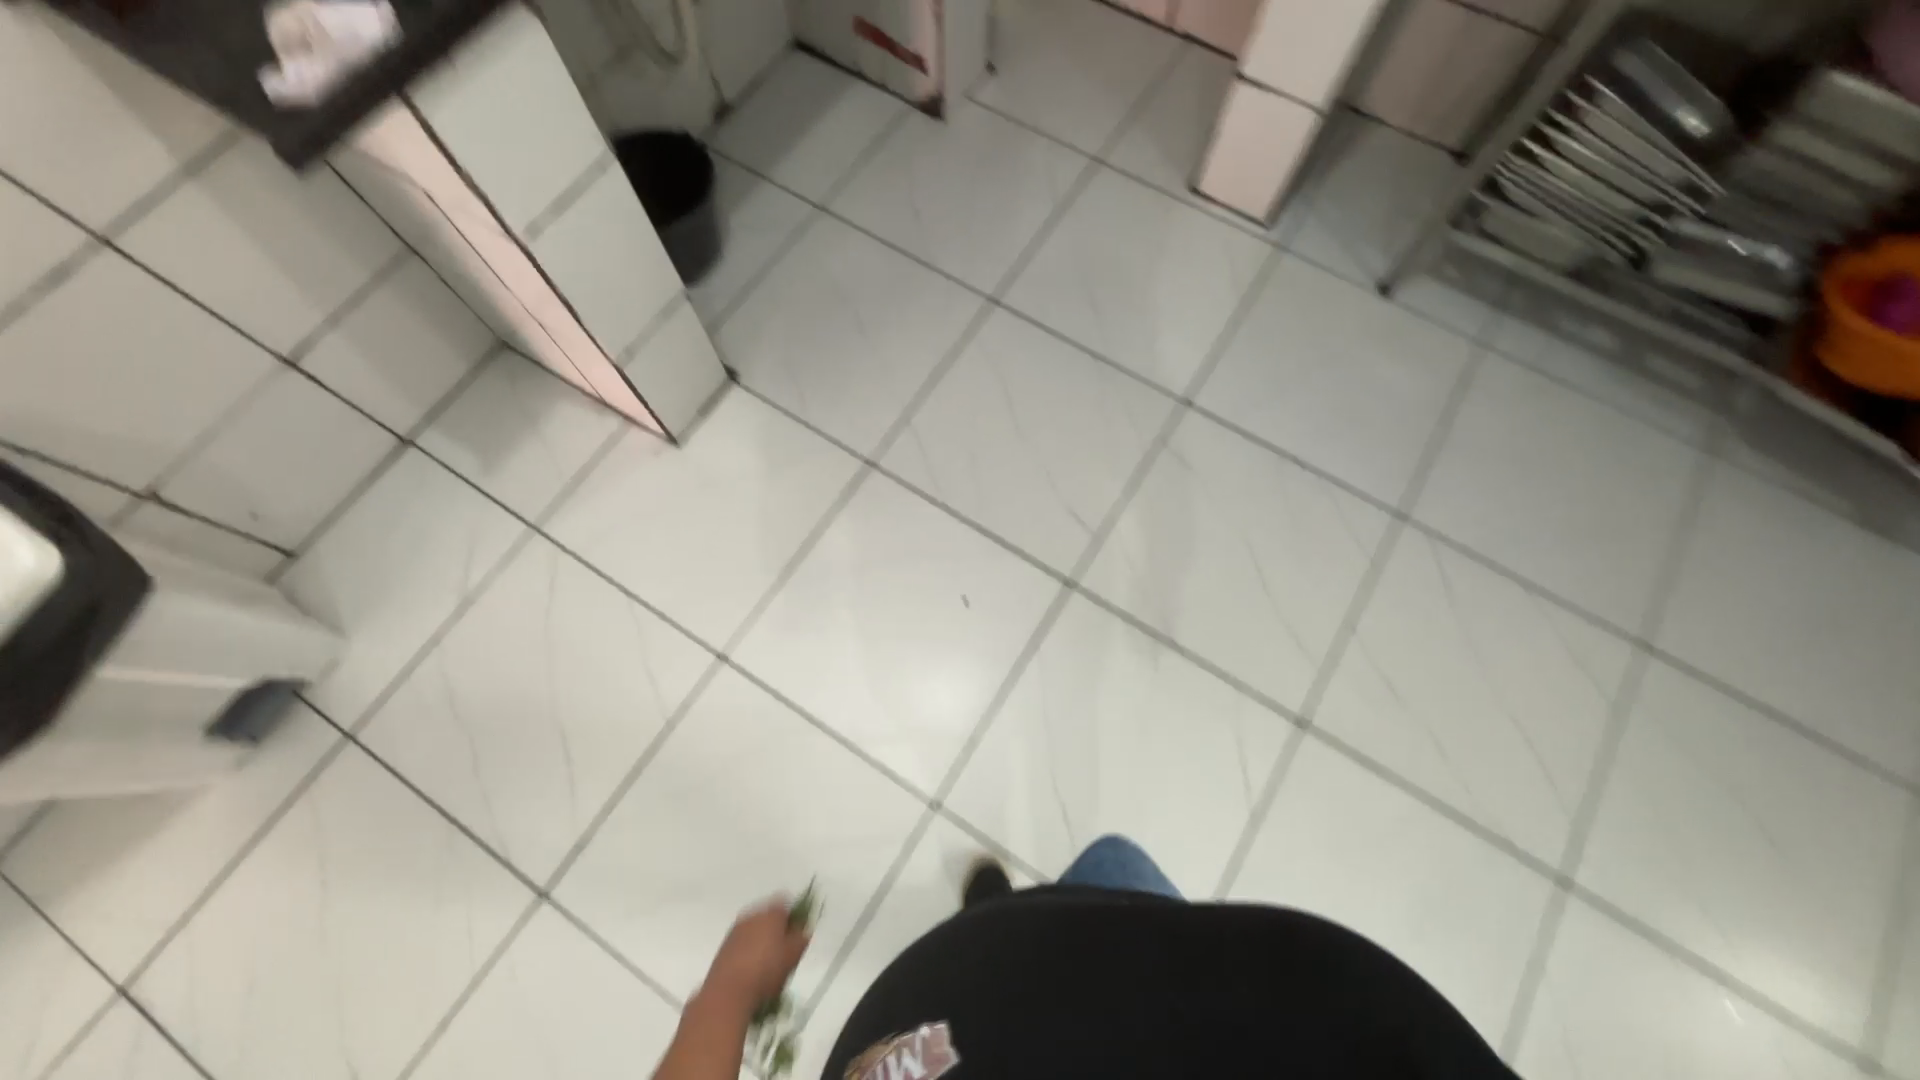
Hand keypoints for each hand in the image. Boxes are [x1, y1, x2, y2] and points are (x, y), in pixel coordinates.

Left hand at [701, 897, 810, 1011]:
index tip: (798, 935)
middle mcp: (752, 915)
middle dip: (777, 929)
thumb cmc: (766, 971)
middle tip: (784, 950)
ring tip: (768, 964)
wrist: (727, 992)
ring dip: (762, 940)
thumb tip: (800, 931)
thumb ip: (801, 938)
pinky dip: (749, 950)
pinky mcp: (723, 947)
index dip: (794, 917)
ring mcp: (735, 930)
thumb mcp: (794, 955)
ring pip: (754, 929)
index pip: (786, 904)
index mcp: (771, 912)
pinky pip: (742, 942)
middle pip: (769, 916)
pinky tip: (752, 970)